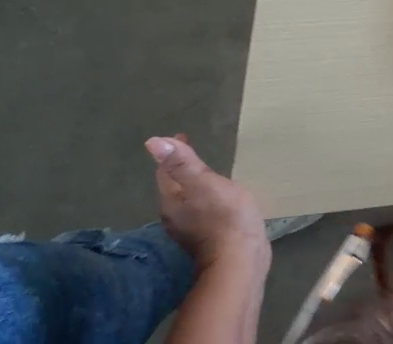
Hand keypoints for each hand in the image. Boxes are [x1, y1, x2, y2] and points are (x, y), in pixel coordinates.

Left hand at [146, 136, 268, 269]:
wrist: (239, 258)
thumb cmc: (225, 216)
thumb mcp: (206, 184)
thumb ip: (182, 164)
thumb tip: (153, 142)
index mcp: (172, 201)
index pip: (165, 171)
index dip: (172, 152)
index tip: (181, 135)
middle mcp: (174, 215)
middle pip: (173, 186)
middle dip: (180, 168)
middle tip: (193, 150)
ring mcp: (190, 228)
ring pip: (186, 199)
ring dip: (192, 183)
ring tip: (207, 172)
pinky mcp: (206, 235)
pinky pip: (200, 209)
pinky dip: (205, 197)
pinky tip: (219, 197)